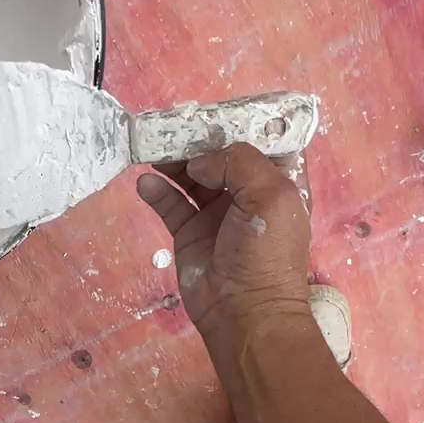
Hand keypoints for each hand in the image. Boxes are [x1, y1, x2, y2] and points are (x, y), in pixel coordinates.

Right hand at [135, 144, 312, 364]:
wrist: (243, 311)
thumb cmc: (266, 252)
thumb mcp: (269, 194)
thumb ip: (237, 161)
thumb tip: (199, 160)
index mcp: (278, 182)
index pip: (261, 140)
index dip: (241, 122)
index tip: (215, 111)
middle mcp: (247, 194)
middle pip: (219, 154)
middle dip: (198, 138)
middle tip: (172, 125)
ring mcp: (216, 213)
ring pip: (191, 175)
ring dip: (173, 160)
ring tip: (151, 146)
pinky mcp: (189, 234)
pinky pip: (170, 204)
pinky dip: (157, 191)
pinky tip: (145, 182)